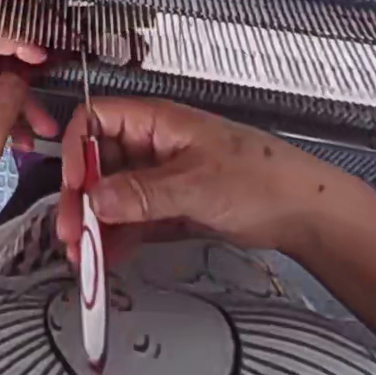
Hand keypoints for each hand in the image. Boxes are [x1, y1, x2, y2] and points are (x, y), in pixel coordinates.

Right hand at [57, 98, 375, 260]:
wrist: (303, 211)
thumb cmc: (259, 176)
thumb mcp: (195, 183)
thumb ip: (142, 193)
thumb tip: (96, 197)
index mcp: (155, 121)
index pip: (97, 120)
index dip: (78, 147)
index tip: (72, 183)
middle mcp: (151, 144)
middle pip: (99, 161)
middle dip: (81, 195)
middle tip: (72, 231)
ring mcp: (160, 175)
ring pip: (112, 193)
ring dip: (96, 221)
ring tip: (85, 254)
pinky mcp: (170, 203)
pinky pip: (132, 216)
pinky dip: (118, 235)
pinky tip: (109, 254)